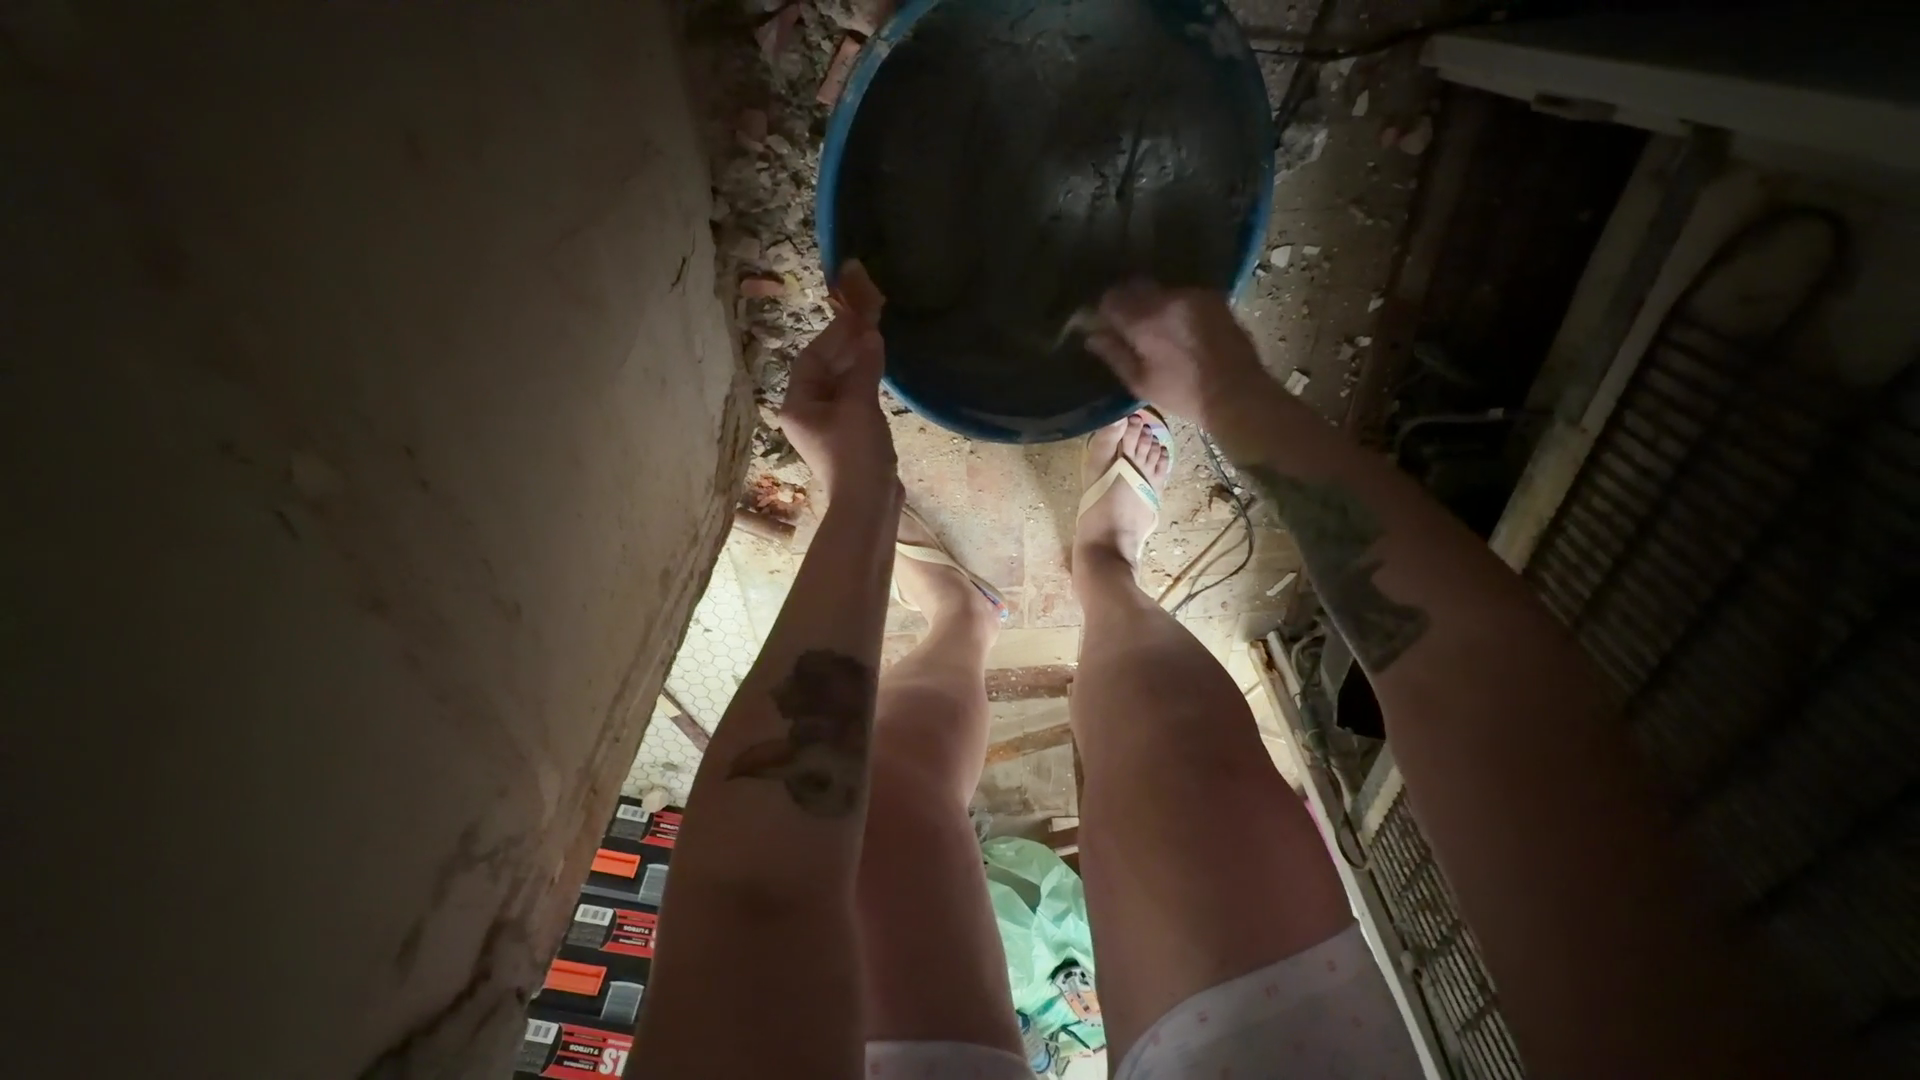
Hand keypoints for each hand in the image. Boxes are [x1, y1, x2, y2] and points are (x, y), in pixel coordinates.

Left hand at [778, 261, 895, 496]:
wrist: (867, 503)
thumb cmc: (856, 452)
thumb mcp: (860, 404)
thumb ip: (864, 366)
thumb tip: (871, 334)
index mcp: (797, 404)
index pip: (811, 358)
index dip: (834, 335)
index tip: (858, 317)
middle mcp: (805, 414)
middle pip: (823, 371)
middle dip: (846, 349)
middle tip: (871, 326)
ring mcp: (826, 428)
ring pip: (838, 386)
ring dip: (857, 366)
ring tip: (878, 344)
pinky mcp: (846, 439)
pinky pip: (851, 402)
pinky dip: (863, 386)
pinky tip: (880, 375)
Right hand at [1083, 282, 1272, 421]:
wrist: (1236, 391)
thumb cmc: (1183, 393)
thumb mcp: (1140, 382)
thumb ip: (1113, 354)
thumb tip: (1091, 336)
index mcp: (1144, 321)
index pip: (1110, 299)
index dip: (1102, 310)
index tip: (1103, 324)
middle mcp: (1166, 299)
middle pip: (1133, 286)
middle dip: (1124, 301)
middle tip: (1125, 324)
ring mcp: (1192, 294)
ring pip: (1158, 289)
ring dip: (1150, 302)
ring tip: (1155, 327)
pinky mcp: (1211, 297)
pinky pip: (1181, 293)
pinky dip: (1173, 304)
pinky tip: (1178, 326)